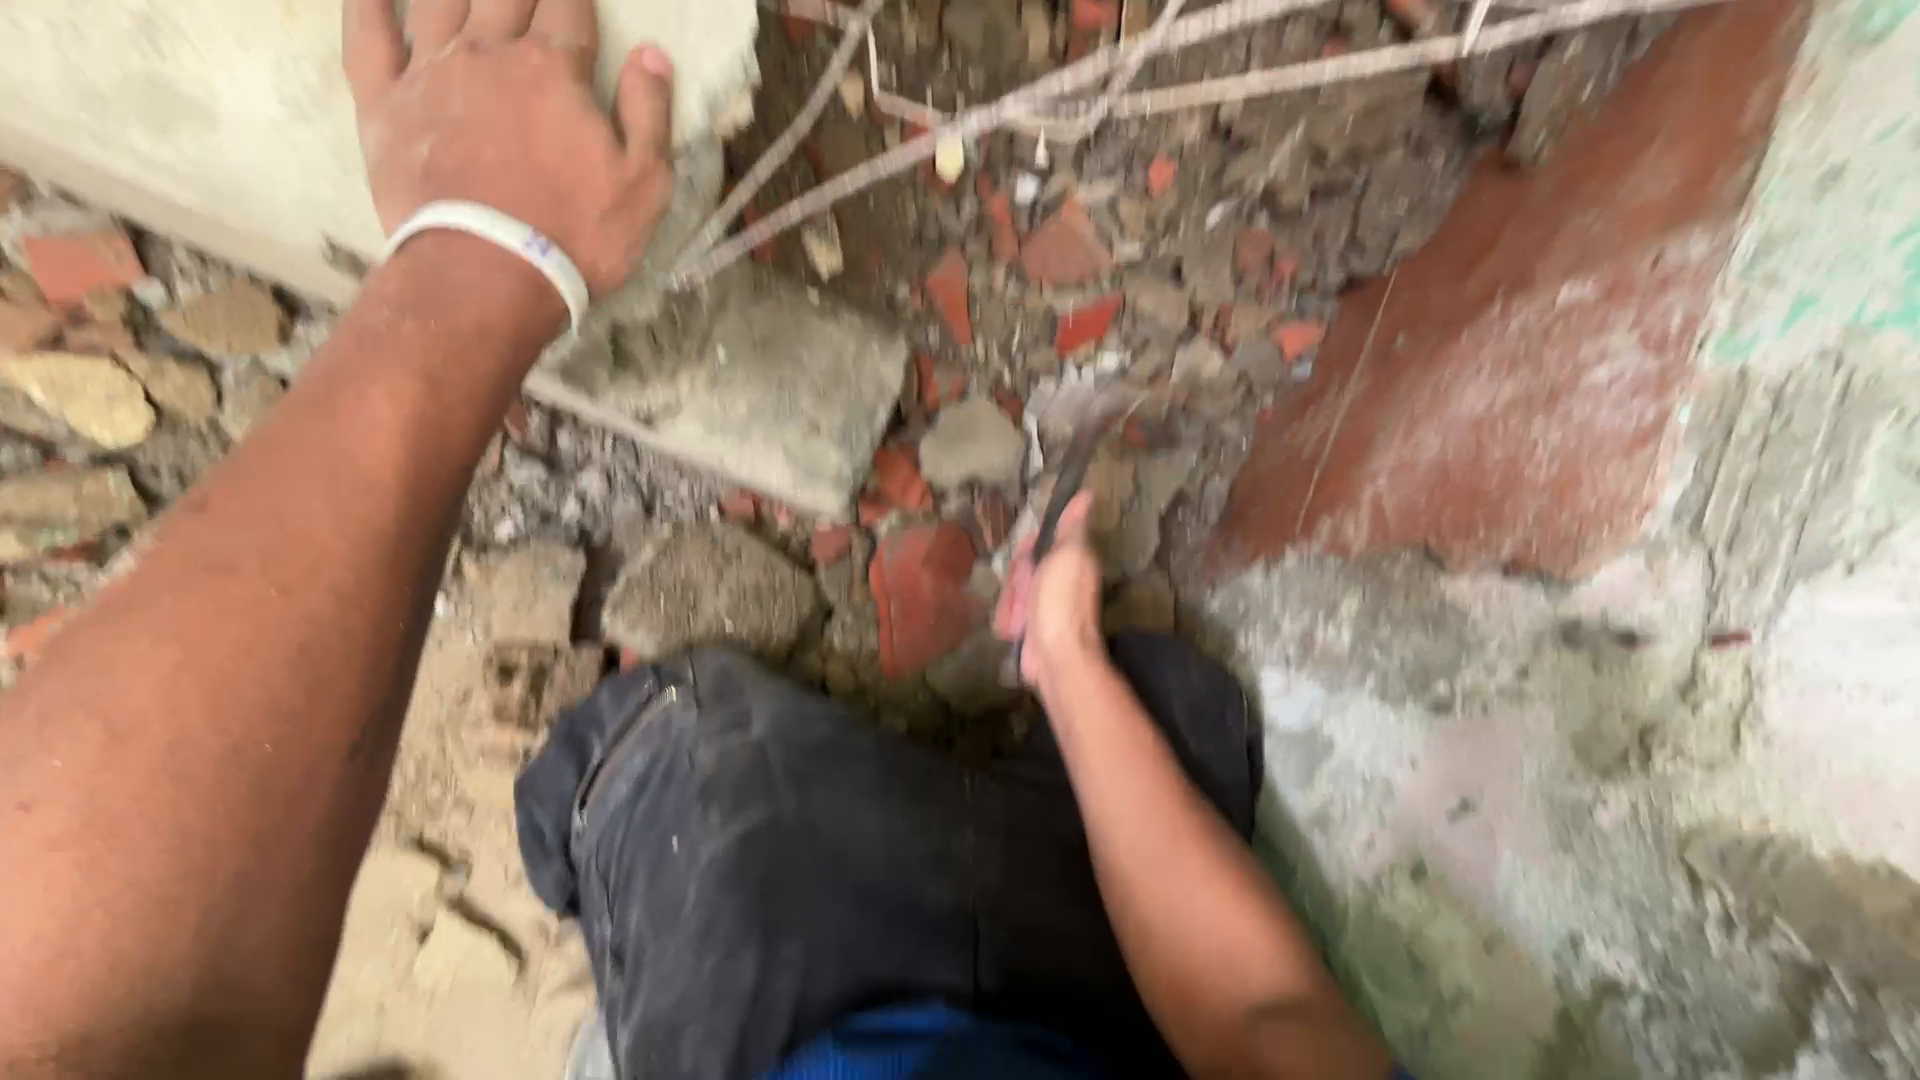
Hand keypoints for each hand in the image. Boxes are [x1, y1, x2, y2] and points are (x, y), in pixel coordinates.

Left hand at [343, 0, 676, 297]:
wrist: (489, 276)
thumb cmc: (579, 235)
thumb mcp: (645, 185)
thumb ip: (649, 112)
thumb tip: (651, 54)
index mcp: (554, 70)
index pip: (567, 6)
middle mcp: (488, 54)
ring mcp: (430, 73)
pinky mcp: (385, 104)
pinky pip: (368, 33)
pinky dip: (369, 4)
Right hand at [994, 493, 1108, 689]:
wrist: (1054, 655)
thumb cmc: (1062, 602)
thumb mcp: (1069, 554)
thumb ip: (1072, 526)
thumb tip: (1087, 493)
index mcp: (1070, 561)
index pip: (1038, 542)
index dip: (1027, 548)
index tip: (1027, 557)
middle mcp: (1056, 580)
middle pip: (1019, 567)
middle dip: (1016, 580)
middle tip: (1026, 590)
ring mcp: (1040, 605)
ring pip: (1010, 591)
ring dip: (1010, 603)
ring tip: (1021, 616)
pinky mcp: (1026, 625)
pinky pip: (1006, 613)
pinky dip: (1008, 620)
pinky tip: (1015, 630)